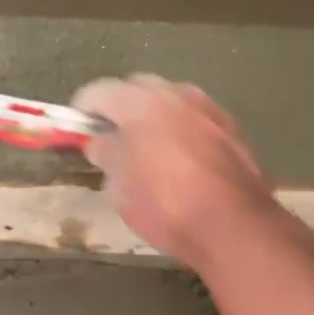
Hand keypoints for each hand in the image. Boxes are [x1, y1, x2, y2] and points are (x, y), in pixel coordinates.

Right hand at [70, 74, 279, 273]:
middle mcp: (176, 94)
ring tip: (149, 148)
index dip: (83, 110)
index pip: (98, 91)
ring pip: (171, 101)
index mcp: (141, 103)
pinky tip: (183, 159)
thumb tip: (102, 142)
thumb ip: (106, 154)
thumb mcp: (120, 188)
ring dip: (155, 116)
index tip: (78, 130)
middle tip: (112, 137)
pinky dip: (183, 130)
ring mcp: (209, 108)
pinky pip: (196, 119)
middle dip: (120, 107)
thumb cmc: (166, 206)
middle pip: (137, 88)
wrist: (235, 226)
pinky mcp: (233, 128)